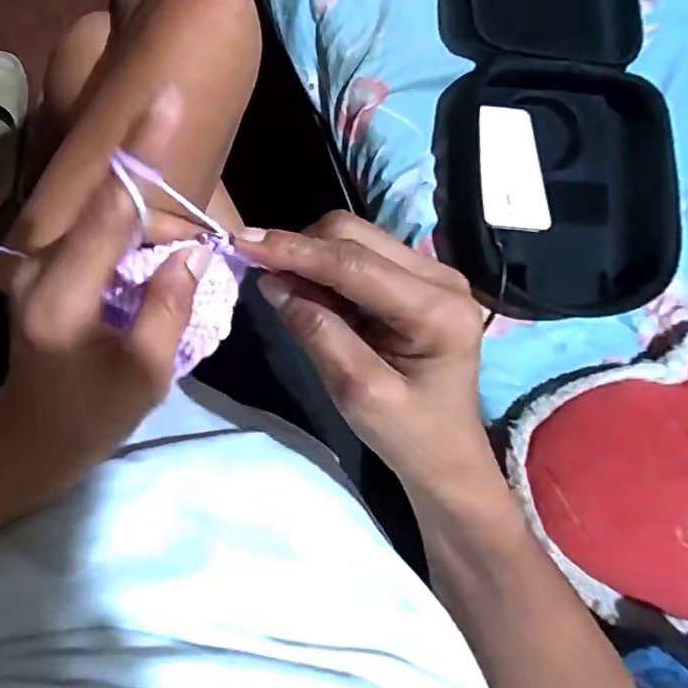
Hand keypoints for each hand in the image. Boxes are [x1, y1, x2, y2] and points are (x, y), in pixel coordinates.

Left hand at [0, 91, 202, 485]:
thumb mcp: (143, 374)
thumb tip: (192, 250)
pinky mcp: (42, 267)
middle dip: (161, 211)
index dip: (140, 153)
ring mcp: (36, 264)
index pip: (106, 208)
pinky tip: (152, 269)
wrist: (29, 434)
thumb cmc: (88, 416)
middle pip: (108, 207)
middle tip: (199, 249)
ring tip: (179, 272)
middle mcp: (40, 265)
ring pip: (102, 219)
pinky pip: (94, 235)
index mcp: (62, 293)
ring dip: (148, 231)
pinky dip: (130, 241)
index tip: (164, 99)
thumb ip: (169, 305)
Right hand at [238, 212, 496, 490]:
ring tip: (284, 287)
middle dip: (298, 246)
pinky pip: (357, 252)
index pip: (352, 264)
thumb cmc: (407, 432)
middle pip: (353, 235)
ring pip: (352, 236)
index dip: (293, 249)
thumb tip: (272, 282)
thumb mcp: (356, 391)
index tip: (241, 242)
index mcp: (436, 311)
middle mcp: (440, 278)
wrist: (446, 453)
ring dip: (308, 253)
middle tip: (258, 271)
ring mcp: (430, 272)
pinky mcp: (414, 277)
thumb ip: (316, 332)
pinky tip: (308, 290)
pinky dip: (321, 264)